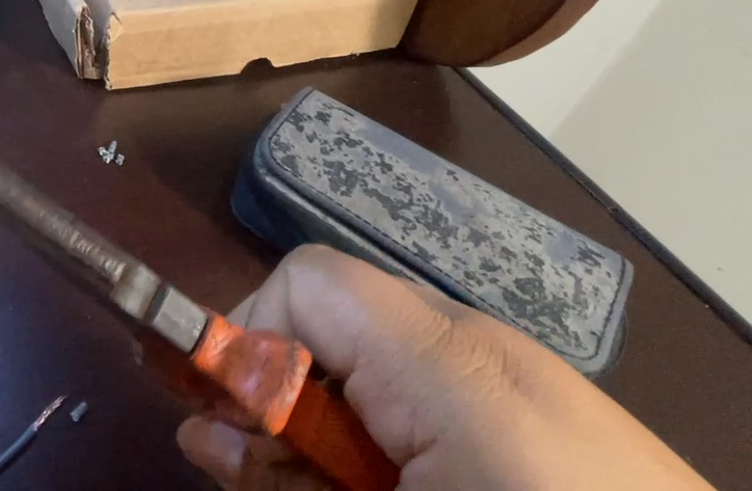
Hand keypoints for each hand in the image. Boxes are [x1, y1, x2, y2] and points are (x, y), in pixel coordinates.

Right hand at [176, 245, 714, 489]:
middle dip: (289, 387)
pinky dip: (395, 425)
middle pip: (335, 313)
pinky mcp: (551, 405)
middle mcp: (484, 342)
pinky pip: (434, 380)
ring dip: (339, 415)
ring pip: (378, 349)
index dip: (253, 340)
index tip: (238, 425)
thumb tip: (200, 434)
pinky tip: (412, 483)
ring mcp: (526, 371)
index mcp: (452, 366)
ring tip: (354, 488)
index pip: (307, 281)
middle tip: (282, 474)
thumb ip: (289, 480)